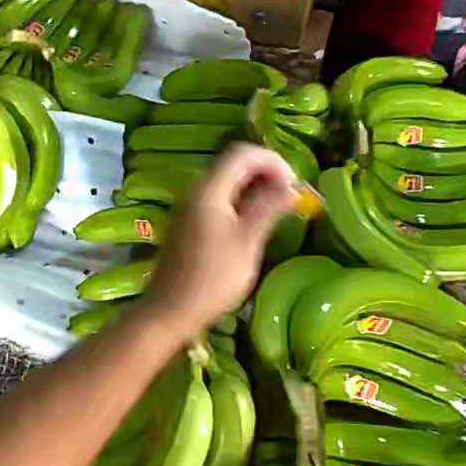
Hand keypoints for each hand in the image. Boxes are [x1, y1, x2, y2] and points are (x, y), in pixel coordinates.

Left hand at [143, 144, 297, 333]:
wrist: (171, 311)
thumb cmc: (213, 278)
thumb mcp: (248, 242)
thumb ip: (268, 209)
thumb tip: (291, 187)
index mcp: (209, 190)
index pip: (243, 154)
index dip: (273, 161)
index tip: (294, 183)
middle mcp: (196, 191)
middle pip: (233, 164)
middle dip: (265, 172)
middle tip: (290, 195)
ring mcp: (190, 208)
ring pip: (226, 182)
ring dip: (254, 187)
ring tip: (278, 209)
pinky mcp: (189, 224)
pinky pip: (218, 199)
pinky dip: (240, 201)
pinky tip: (254, 222)